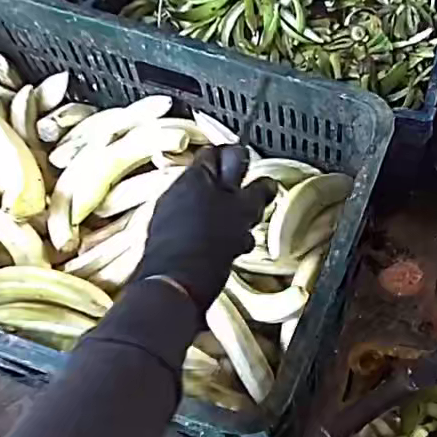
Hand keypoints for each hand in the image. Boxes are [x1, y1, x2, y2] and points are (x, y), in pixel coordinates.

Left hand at [134, 145, 276, 308]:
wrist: (176, 284)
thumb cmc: (209, 243)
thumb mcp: (243, 213)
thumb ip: (257, 194)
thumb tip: (268, 183)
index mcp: (196, 176)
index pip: (220, 152)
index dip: (239, 159)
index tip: (253, 171)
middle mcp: (178, 191)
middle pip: (213, 182)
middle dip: (236, 193)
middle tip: (252, 207)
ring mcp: (169, 215)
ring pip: (206, 207)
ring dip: (226, 217)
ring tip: (241, 234)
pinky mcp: (168, 240)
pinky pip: (196, 229)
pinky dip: (212, 235)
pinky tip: (225, 250)